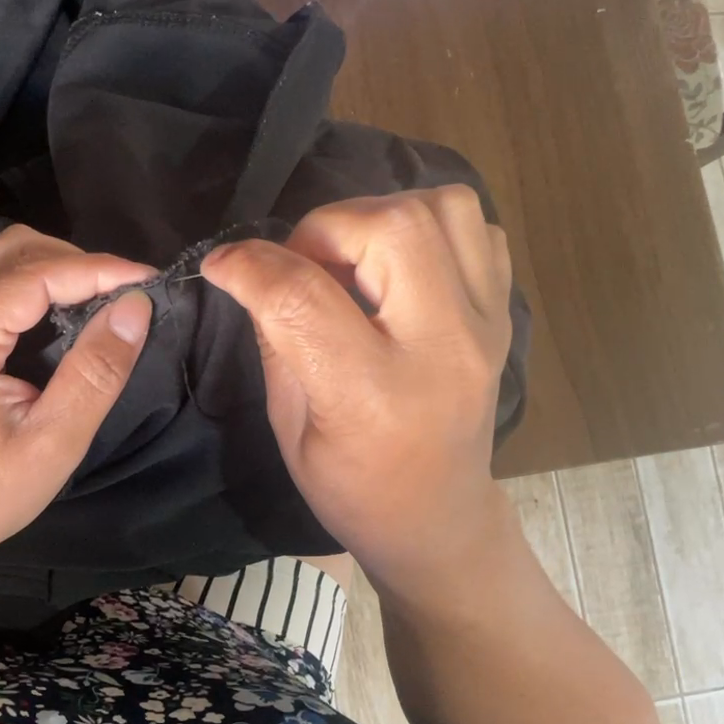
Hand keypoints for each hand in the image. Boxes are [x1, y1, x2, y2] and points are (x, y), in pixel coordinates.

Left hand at [0, 225, 155, 571]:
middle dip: (77, 263)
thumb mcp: (54, 440)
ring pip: (3, 259)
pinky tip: (66, 311)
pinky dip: (35, 286)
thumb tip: (136, 306)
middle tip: (127, 296)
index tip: (151, 280)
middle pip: (15, 250)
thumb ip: (95, 371)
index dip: (98, 270)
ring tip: (104, 301)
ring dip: (57, 270)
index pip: (35, 274)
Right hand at [201, 188, 514, 599]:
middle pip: (389, 227)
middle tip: (301, 265)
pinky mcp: (503, 313)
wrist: (435, 516)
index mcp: (369, 393)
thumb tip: (258, 275)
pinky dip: (426, 229)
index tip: (221, 265)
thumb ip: (276, 343)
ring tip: (351, 259)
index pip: (303, 296)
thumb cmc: (348, 488)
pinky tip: (395, 269)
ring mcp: (483, 324)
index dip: (250, 266)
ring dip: (379, 217)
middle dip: (324, 227)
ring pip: (442, 208)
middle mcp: (439, 346)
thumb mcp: (288, 429)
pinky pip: (473, 228)